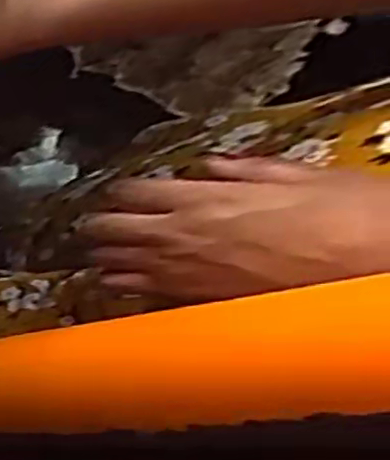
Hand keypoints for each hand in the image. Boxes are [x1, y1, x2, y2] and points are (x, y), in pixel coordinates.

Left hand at [82, 158, 389, 301]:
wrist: (364, 270)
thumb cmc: (351, 219)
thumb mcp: (309, 178)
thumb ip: (251, 170)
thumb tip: (212, 166)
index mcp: (201, 199)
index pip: (131, 191)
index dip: (119, 190)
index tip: (121, 191)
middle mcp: (171, 233)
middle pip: (101, 226)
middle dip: (97, 221)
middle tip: (104, 219)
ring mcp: (166, 266)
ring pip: (103, 258)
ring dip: (101, 250)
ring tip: (110, 246)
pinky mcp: (171, 292)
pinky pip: (119, 286)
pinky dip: (111, 279)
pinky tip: (121, 274)